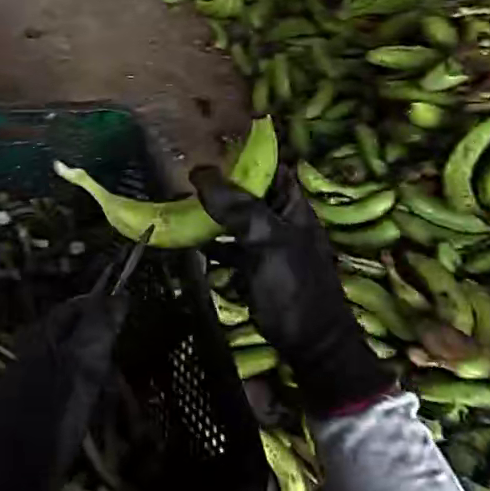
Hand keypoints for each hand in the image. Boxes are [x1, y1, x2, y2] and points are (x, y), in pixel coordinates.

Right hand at [191, 165, 393, 416]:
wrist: (310, 344)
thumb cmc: (294, 286)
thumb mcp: (267, 240)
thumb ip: (237, 207)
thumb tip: (201, 173)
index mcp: (292, 205)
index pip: (269, 167)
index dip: (244, 154)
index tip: (209, 146)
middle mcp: (280, 220)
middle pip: (247, 192)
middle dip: (219, 185)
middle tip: (185, 175)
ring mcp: (266, 246)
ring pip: (234, 220)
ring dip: (211, 214)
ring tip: (179, 203)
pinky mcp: (253, 270)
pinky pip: (228, 249)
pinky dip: (211, 244)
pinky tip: (188, 242)